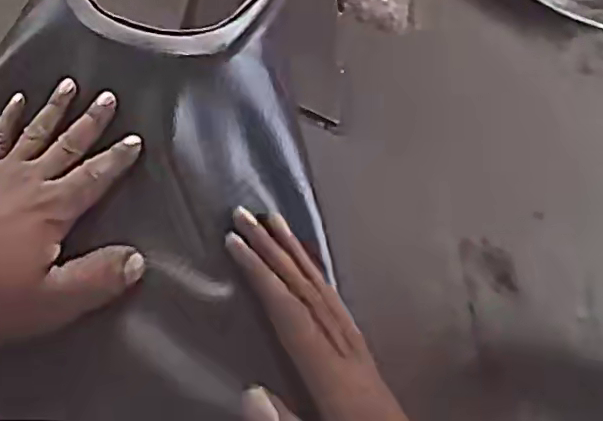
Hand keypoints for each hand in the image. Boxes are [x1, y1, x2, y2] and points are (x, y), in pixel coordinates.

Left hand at [0, 79, 144, 344]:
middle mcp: (31, 180)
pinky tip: (16, 100)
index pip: (95, 177)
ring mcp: (2, 172)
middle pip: (69, 144)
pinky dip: (9, 116)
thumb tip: (136, 259)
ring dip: (55, 108)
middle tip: (108, 97)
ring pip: (37, 131)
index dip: (117, 158)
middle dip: (92, 120)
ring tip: (69, 85)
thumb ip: (98, 277)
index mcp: (53, 207)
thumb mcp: (55, 300)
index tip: (134, 139)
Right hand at [227, 208, 408, 420]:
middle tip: (242, 214)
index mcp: (338, 385)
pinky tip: (309, 267)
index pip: (292, 315)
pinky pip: (341, 310)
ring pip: (326, 296)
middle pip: (308, 294)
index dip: (261, 275)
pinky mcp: (369, 368)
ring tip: (274, 220)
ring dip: (296, 254)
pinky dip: (320, 279)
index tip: (232, 240)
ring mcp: (363, 361)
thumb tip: (249, 389)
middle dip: (273, 250)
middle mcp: (351, 360)